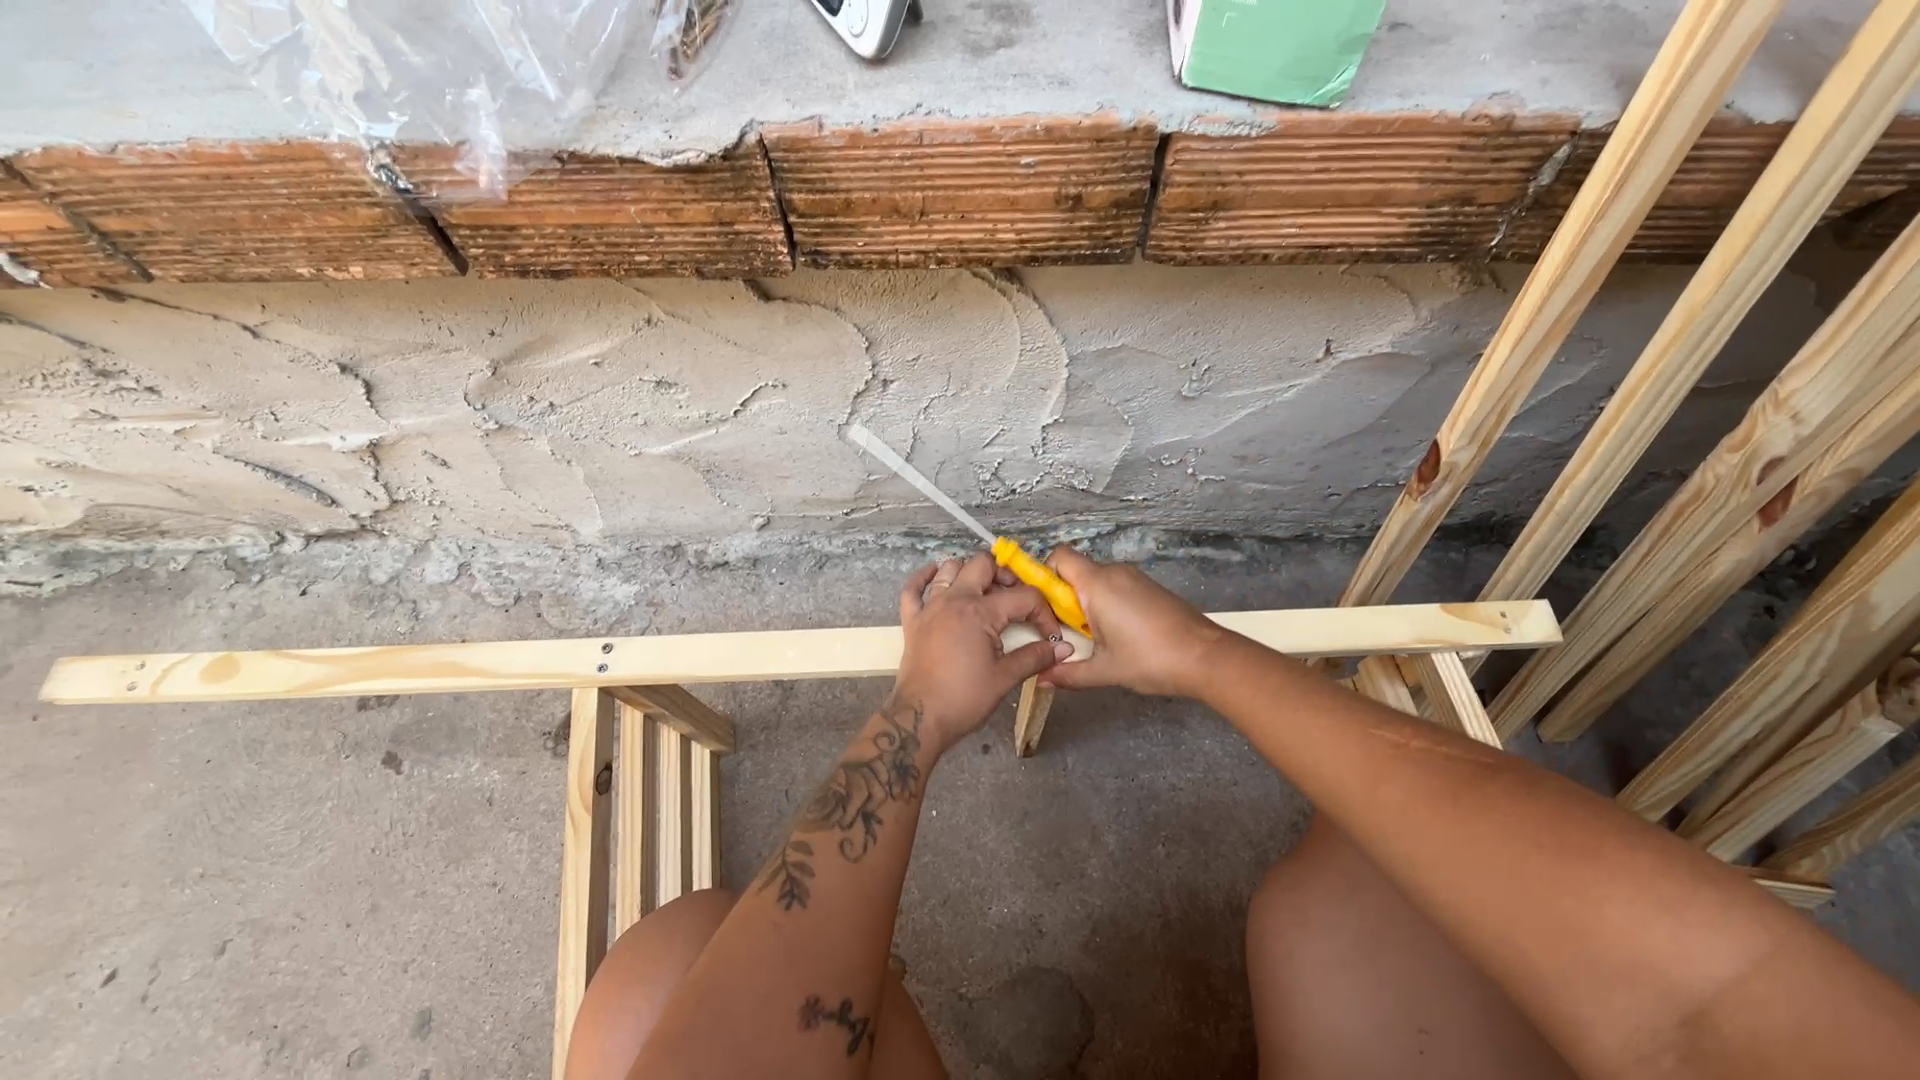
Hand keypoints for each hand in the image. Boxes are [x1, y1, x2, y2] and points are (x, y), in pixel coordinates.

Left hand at [891, 553, 1073, 750]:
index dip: (1043, 614)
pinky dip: (924, 578)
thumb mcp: (1005, 678)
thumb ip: (1035, 657)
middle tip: (1016, 600)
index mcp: (980, 612)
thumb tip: (1064, 649)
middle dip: (1005, 576)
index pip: (1023, 597)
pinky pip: (913, 589)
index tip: (1049, 637)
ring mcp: (930, 607)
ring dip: (969, 573)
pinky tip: (936, 577)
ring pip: (949, 569)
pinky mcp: (912, 621)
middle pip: (982, 565)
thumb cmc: (964, 699)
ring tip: (984, 592)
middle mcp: (954, 600)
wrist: (920, 718)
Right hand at [1037, 546, 1229, 697]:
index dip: (1044, 575)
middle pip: (1075, 572)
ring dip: (1086, 605)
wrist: (1207, 658)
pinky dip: (1107, 606)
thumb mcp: (1105, 670)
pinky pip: (1116, 588)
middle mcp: (1114, 573)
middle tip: (1065, 633)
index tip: (1043, 606)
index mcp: (1097, 584)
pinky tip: (1117, 636)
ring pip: (1096, 582)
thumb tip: (1042, 680)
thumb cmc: (1152, 659)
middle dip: (1064, 600)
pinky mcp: (1149, 588)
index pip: (1058, 556)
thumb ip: (1068, 673)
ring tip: (1093, 639)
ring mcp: (1135, 578)